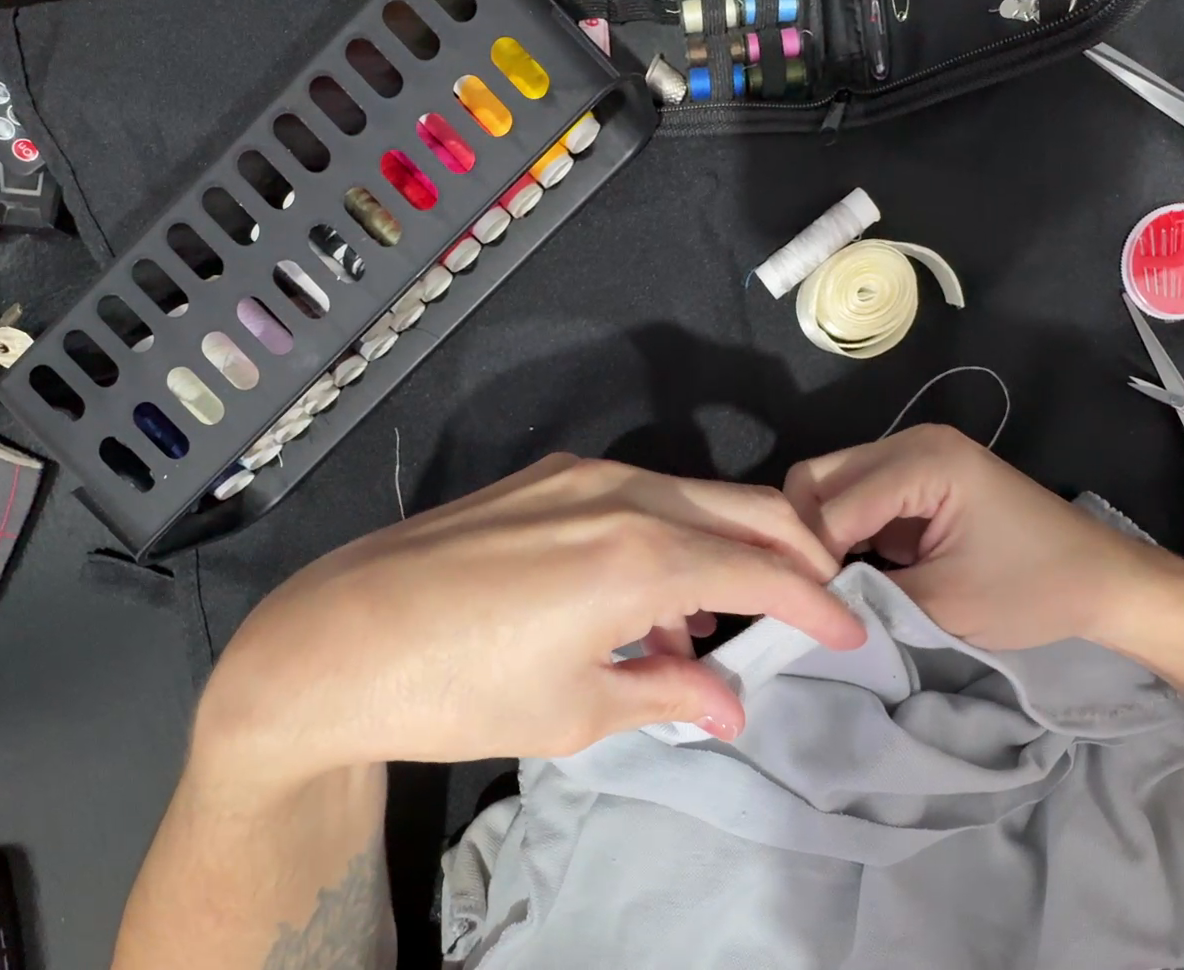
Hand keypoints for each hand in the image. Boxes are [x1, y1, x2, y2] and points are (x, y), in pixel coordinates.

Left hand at [192, 455, 865, 792]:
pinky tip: (649, 590)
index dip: (815, 604)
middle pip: (744, 509)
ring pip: (693, 497)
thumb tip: (732, 704)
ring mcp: (583, 474)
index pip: (762, 571)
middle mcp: (624, 493)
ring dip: (726, 546)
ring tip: (716, 618)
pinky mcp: (549, 476)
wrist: (334, 639)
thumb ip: (670, 693)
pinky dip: (672, 535)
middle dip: (795, 551)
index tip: (849, 630)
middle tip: (818, 597)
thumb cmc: (462, 690)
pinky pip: (641, 495)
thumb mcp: (577, 709)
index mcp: (642, 555)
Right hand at [784, 425, 1183, 649]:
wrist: (1102, 581)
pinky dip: (845, 531)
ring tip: (830, 583)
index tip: (814, 607)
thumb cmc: (1033, 590)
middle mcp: (912, 442)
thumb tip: (812, 598)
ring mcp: (914, 455)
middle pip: (818, 478)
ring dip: (823, 532)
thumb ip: (868, 596)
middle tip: (816, 589)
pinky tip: (852, 568)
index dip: (815, 558)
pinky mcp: (917, 478)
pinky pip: (856, 496)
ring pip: (831, 485)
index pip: (833, 504)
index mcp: (924, 461)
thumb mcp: (943, 605)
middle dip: (807, 535)